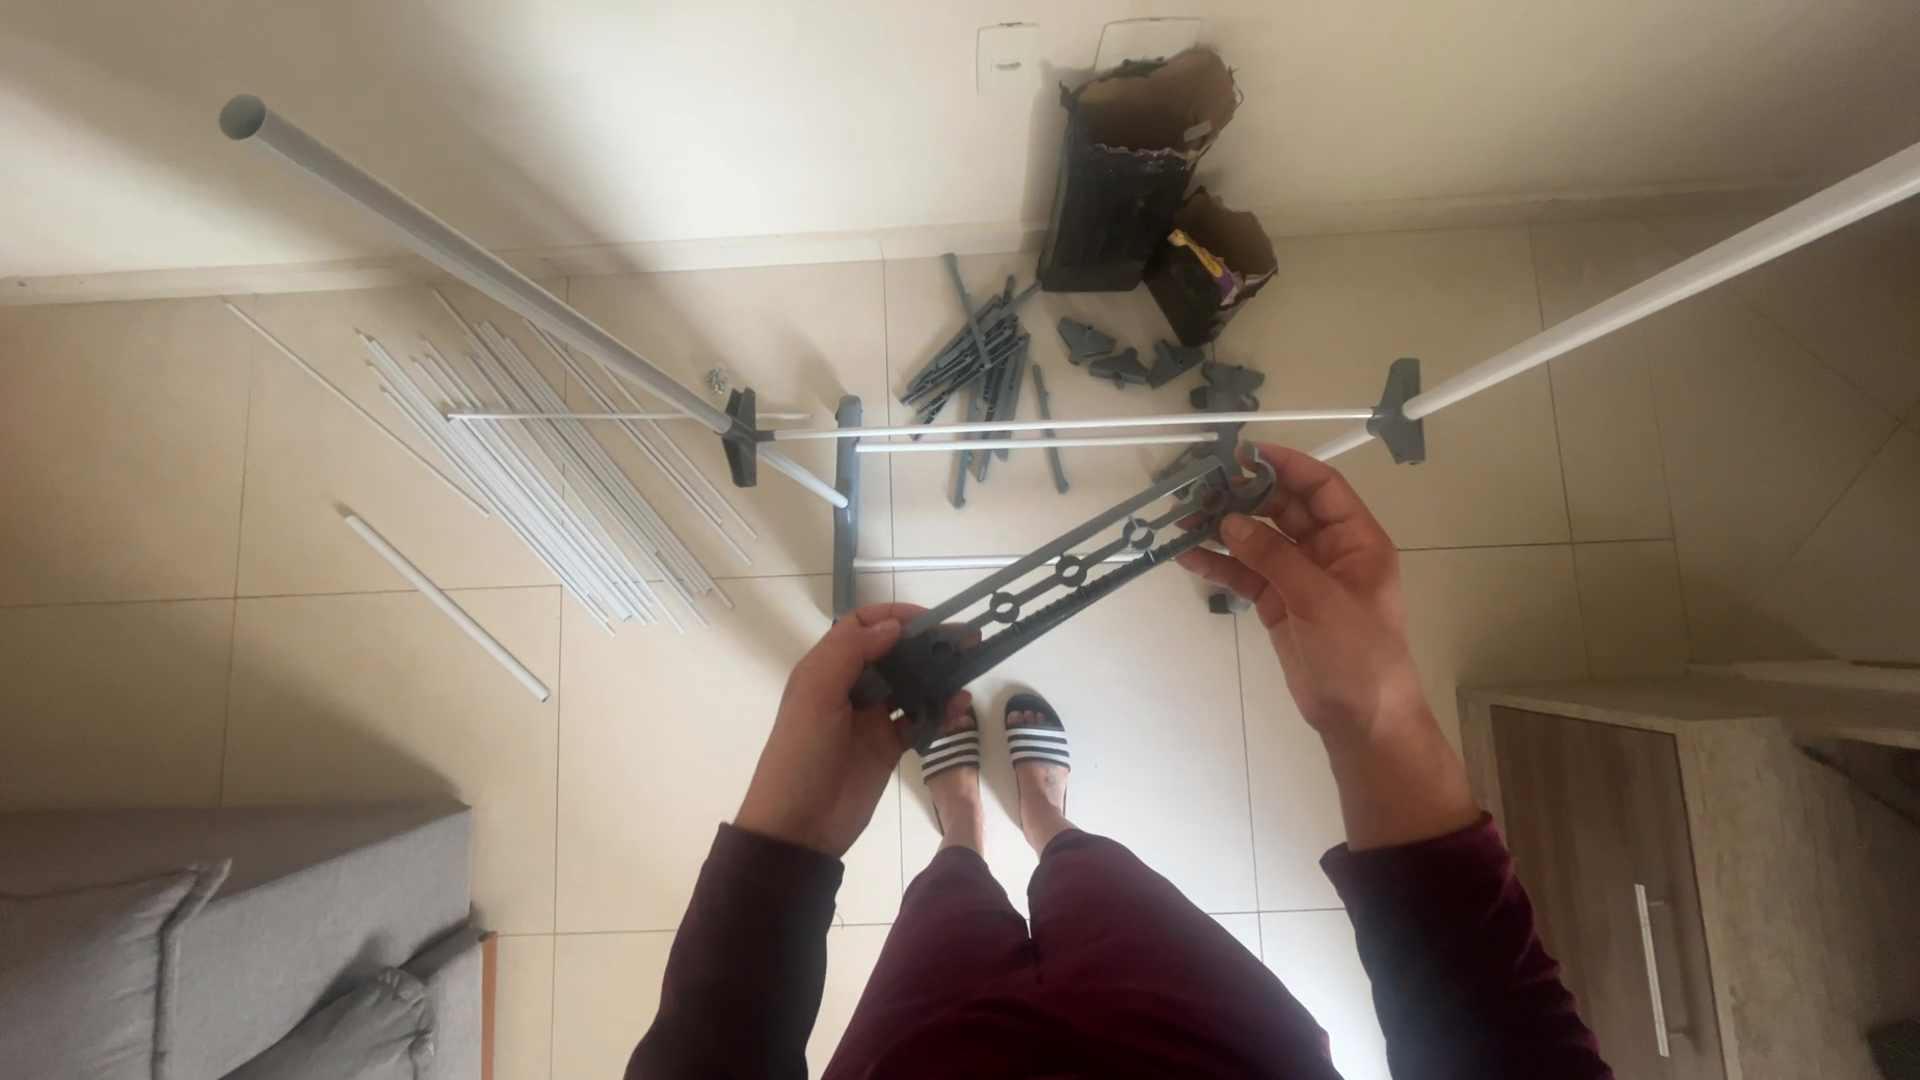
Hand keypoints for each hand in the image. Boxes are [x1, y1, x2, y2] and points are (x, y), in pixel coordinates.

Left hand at [735, 603, 970, 856]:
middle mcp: (850, 687)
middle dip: (926, 643)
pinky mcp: (889, 745)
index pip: (860, 627)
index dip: (892, 616)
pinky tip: (959, 705)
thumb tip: (893, 627)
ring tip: (970, 665)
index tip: (927, 619)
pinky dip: (941, 710)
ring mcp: (871, 717)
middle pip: (893, 652)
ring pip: (911, 684)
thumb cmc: (801, 753)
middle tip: (964, 638)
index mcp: (826, 668)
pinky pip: (920, 719)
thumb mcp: (816, 695)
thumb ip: (851, 653)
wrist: (799, 827)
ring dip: (938, 674)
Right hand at [1177, 443, 1425, 741]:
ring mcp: (1297, 577)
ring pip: (1256, 539)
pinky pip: (1242, 572)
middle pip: (1281, 509)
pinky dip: (1217, 563)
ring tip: (1185, 519)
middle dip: (1243, 496)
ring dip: (1223, 528)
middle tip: (1202, 488)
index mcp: (1355, 541)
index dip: (1286, 465)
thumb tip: (1229, 521)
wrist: (1358, 717)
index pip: (1320, 487)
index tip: (1244, 453)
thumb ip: (1274, 556)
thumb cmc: (1358, 654)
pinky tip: (1188, 556)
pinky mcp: (1274, 601)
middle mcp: (1325, 551)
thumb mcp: (1321, 599)